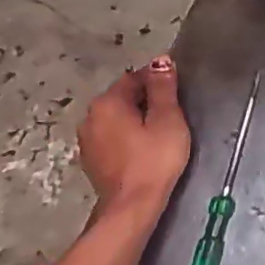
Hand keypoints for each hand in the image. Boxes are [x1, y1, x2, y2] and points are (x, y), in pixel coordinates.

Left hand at [79, 56, 191, 211]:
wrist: (133, 204)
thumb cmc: (155, 159)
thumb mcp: (168, 120)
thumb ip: (163, 89)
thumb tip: (161, 60)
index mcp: (108, 103)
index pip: (134, 78)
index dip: (157, 82)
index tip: (177, 96)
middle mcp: (90, 117)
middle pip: (122, 98)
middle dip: (145, 101)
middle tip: (172, 116)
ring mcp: (87, 140)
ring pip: (115, 119)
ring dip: (135, 120)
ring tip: (159, 134)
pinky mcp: (91, 160)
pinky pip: (112, 138)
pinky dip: (127, 138)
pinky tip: (143, 150)